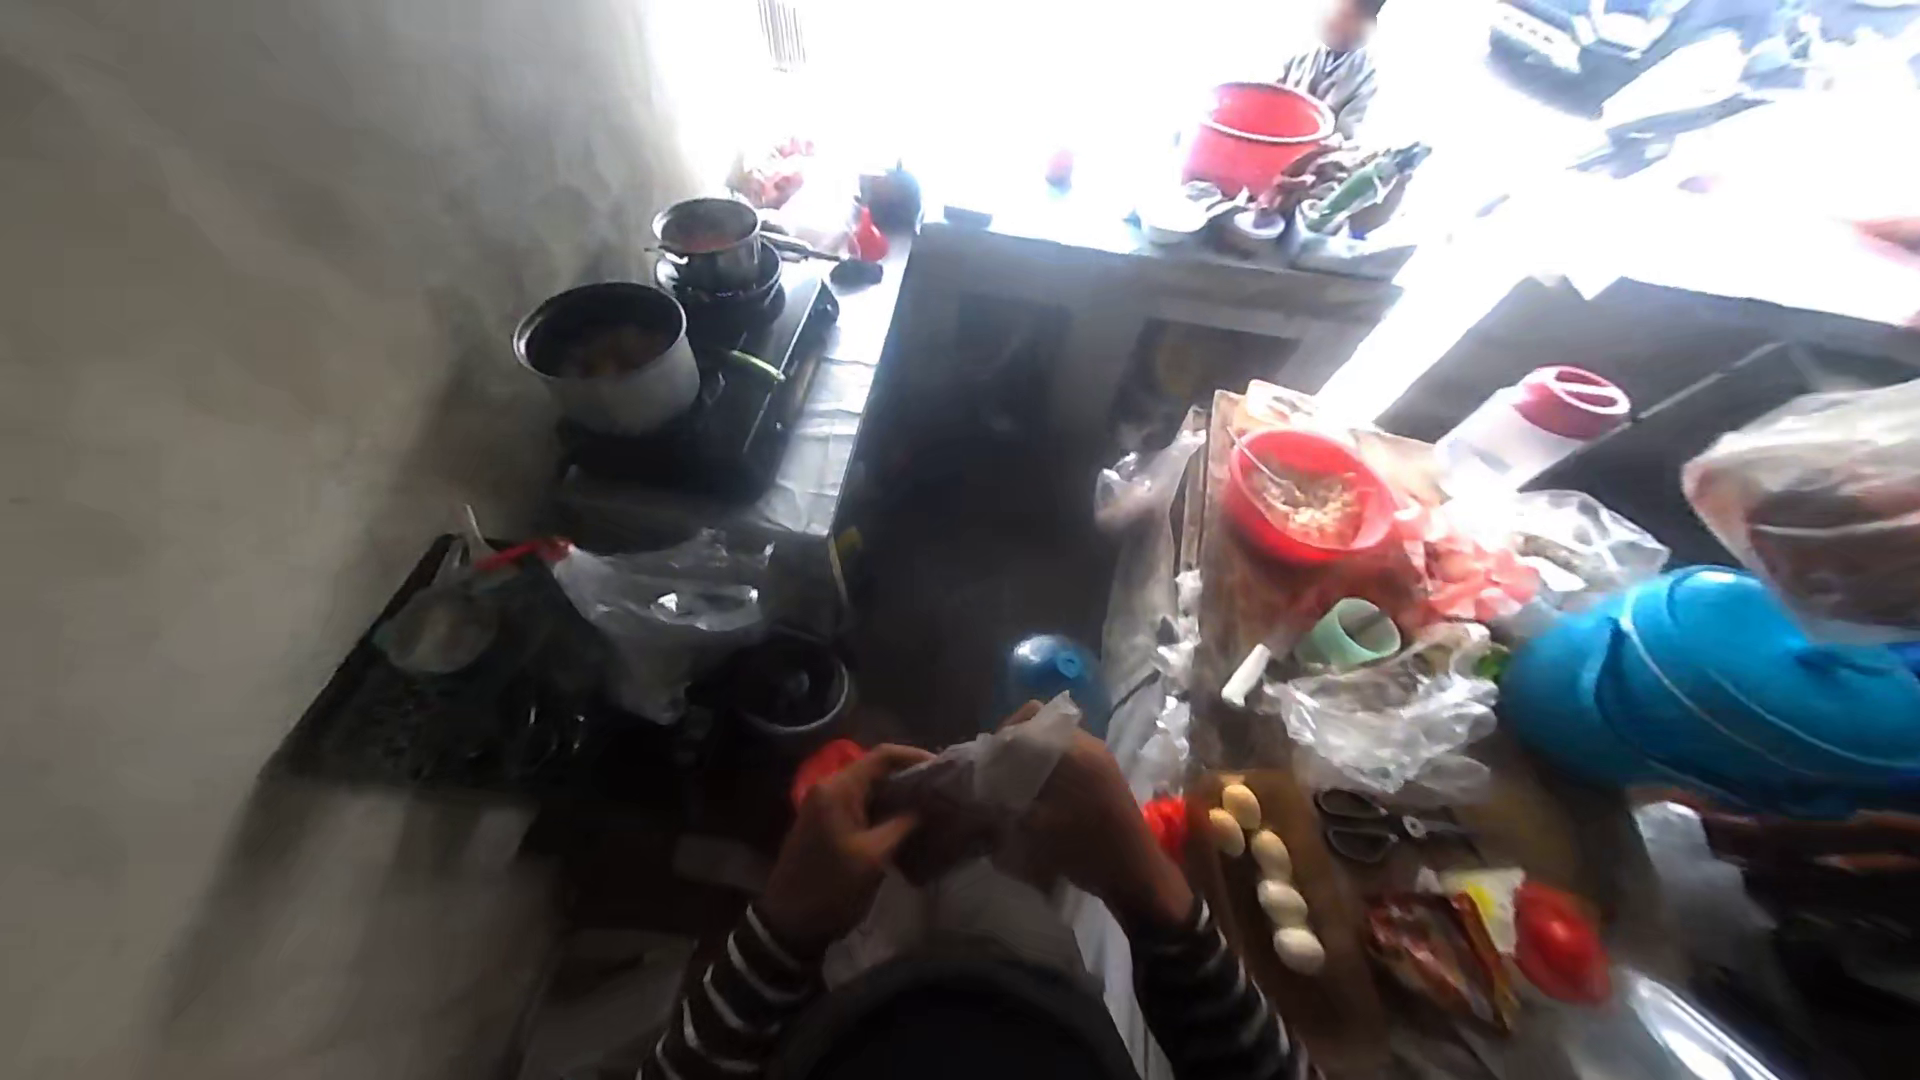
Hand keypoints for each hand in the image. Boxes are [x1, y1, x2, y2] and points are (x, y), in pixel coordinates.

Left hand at [759, 743, 932, 952]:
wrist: (787, 926)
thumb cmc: (831, 889)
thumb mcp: (873, 857)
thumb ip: (903, 824)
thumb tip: (928, 806)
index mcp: (838, 789)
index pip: (882, 756)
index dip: (913, 756)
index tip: (940, 767)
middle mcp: (829, 787)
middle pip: (875, 769)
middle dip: (908, 776)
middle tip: (939, 787)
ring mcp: (825, 804)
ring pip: (869, 787)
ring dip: (896, 793)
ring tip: (929, 802)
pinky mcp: (826, 821)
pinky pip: (859, 803)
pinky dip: (882, 807)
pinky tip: (905, 819)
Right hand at [1003, 703, 1193, 932]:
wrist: (1135, 875)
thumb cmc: (1084, 849)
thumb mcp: (1034, 827)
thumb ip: (1005, 798)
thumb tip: (982, 784)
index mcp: (1072, 747)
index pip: (1031, 716)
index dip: (1005, 732)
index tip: (989, 757)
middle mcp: (1088, 742)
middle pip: (1044, 724)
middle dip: (1017, 741)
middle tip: (1000, 768)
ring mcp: (1101, 756)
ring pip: (1056, 739)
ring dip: (1034, 753)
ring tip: (1017, 781)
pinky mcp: (1107, 773)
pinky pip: (1071, 753)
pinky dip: (1051, 764)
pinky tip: (1042, 792)